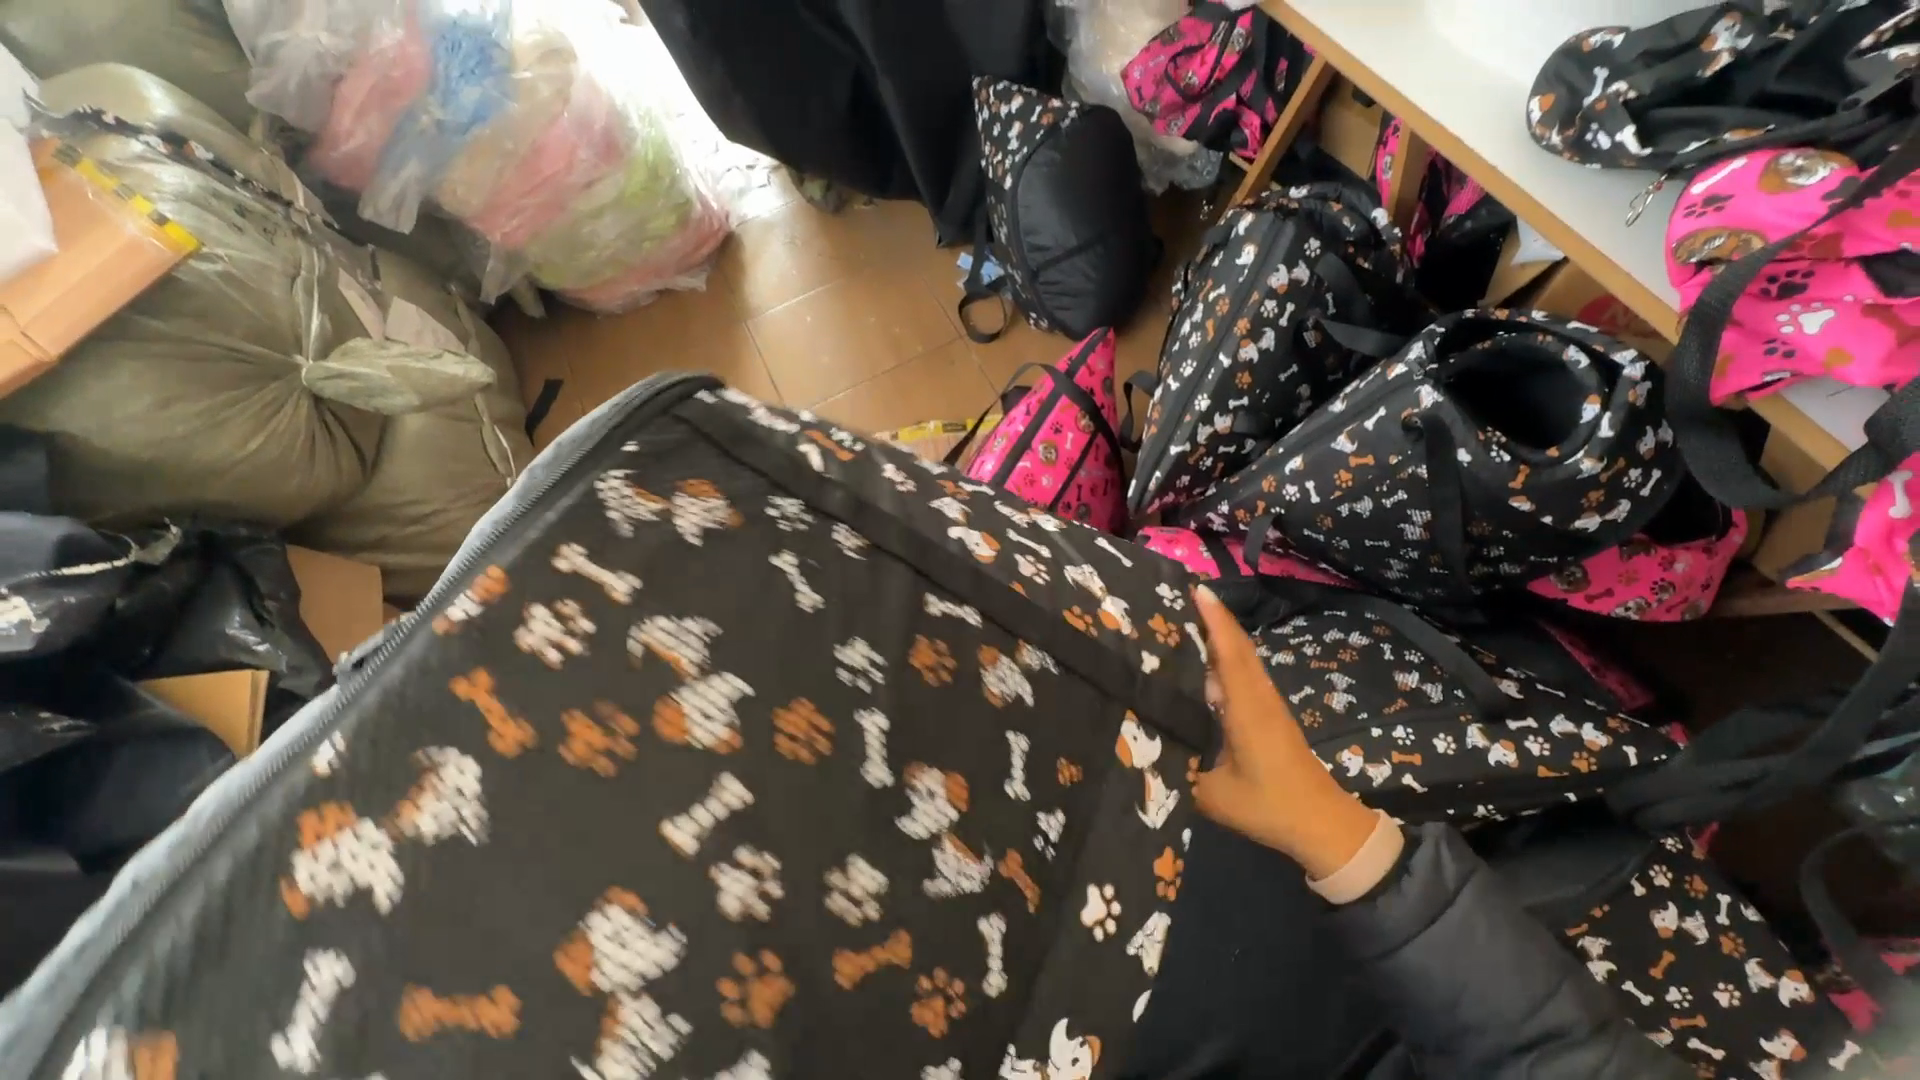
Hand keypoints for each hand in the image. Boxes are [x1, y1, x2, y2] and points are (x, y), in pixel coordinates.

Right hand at [1191, 585, 1381, 880]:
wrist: (1324, 826)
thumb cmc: (1269, 806)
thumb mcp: (1213, 795)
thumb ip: (1178, 768)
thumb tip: (1141, 749)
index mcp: (1247, 710)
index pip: (1230, 654)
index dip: (1215, 620)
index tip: (1197, 589)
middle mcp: (1259, 698)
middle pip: (1238, 647)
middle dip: (1214, 618)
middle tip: (1179, 596)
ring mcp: (1268, 706)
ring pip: (1244, 659)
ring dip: (1220, 635)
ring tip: (1185, 620)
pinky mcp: (1270, 716)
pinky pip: (1246, 675)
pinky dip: (1226, 657)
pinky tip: (1205, 663)